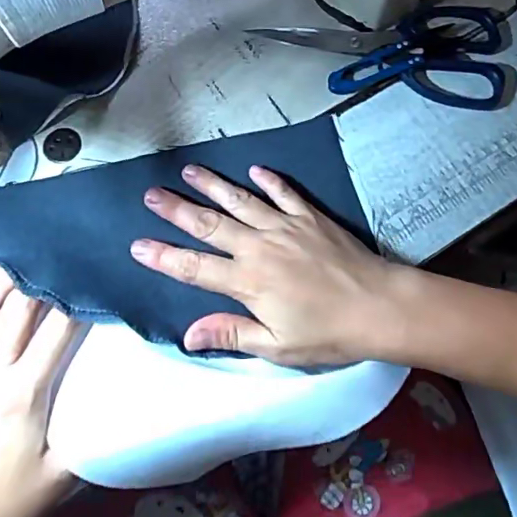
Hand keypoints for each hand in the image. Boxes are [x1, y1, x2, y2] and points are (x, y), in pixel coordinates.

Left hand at [0, 211, 86, 516]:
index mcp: (25, 393)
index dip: (76, 299)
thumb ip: (91, 437)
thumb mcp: (62, 476)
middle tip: (54, 253)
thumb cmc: (6, 508)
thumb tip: (122, 410)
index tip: (89, 275)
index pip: (58, 331)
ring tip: (8, 260)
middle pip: (17, 311)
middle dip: (39, 278)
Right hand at [129, 164, 412, 364]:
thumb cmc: (328, 333)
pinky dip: (269, 180)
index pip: (194, 268)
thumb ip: (231, 334)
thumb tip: (188, 335)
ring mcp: (285, 227)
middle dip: (177, 209)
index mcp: (247, 282)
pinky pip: (284, 193)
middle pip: (210, 224)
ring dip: (213, 185)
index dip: (164, 256)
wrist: (378, 306)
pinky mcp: (310, 217)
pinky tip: (254, 170)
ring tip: (189, 170)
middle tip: (152, 194)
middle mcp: (259, 247)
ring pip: (240, 201)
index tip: (138, 244)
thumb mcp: (277, 347)